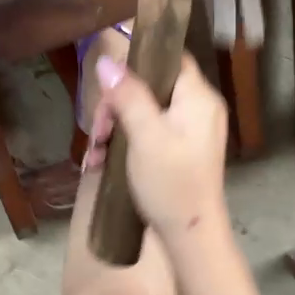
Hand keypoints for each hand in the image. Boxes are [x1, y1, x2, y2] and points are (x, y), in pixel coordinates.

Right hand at [87, 54, 229, 236]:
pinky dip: (125, 143)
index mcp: (198, 99)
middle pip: (150, 87)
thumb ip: (128, 96)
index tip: (108, 82)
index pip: (170, 58)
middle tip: (98, 131)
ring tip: (96, 153)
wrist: (189, 236)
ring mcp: (189, 132)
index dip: (139, 61)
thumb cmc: (171, 184)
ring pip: (143, 111)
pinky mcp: (179, 151)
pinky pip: (147, 133)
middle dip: (117, 105)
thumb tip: (107, 60)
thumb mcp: (145, 136)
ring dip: (115, 127)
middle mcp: (198, 109)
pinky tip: (103, 161)